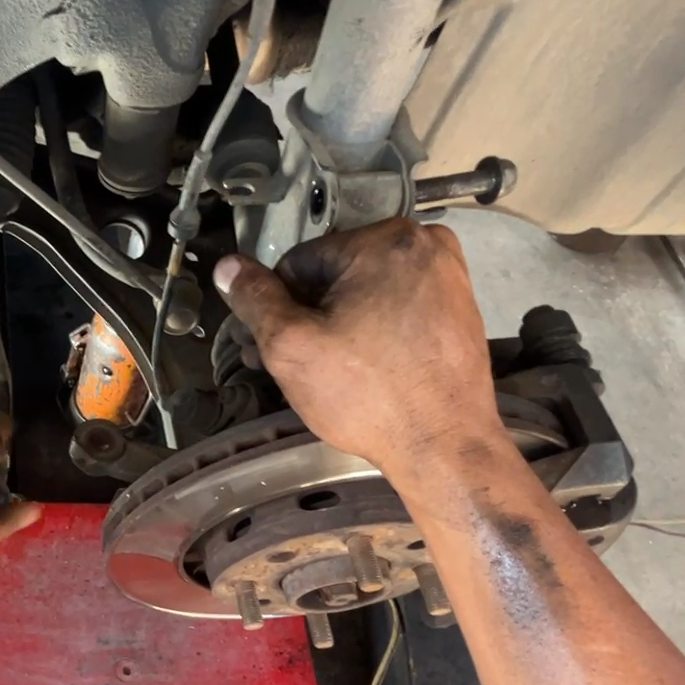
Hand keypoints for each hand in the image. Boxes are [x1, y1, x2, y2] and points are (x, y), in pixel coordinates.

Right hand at [213, 219, 503, 475]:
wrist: (442, 443)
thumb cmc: (364, 394)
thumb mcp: (290, 345)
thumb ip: (254, 300)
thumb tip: (227, 266)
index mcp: (384, 240)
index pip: (297, 263)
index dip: (275, 308)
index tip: (269, 347)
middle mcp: (424, 245)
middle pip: (332, 276)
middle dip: (304, 317)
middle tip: (287, 364)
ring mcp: (447, 276)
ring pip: (362, 294)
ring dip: (332, 325)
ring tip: (318, 371)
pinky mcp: (457, 308)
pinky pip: (393, 308)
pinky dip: (368, 332)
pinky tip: (356, 368)